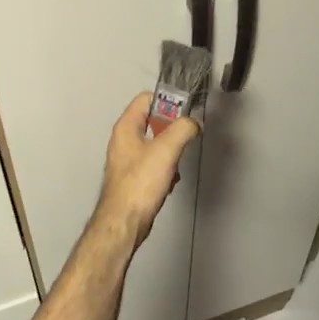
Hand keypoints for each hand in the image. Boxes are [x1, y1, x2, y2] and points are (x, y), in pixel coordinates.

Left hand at [95, 92, 199, 243]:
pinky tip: (170, 181)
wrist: (125, 220)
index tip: (184, 113)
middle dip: (172, 130)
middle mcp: (124, 140)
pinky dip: (166, 170)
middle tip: (183, 141)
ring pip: (156, 144)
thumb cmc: (141, 182)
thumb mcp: (166, 149)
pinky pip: (154, 164)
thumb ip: (183, 129)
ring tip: (175, 165)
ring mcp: (128, 160)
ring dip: (171, 152)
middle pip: (153, 121)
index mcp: (126, 127)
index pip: (146, 99)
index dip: (167, 101)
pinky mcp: (134, 177)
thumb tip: (193, 123)